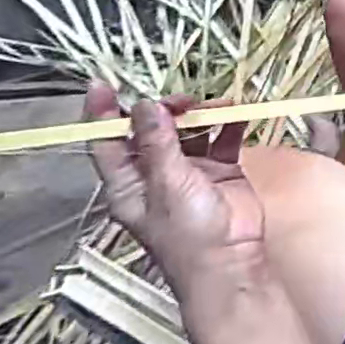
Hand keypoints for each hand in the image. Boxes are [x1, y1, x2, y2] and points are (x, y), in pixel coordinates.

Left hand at [85, 84, 264, 289]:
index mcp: (129, 182)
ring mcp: (191, 172)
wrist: (230, 258)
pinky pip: (225, 139)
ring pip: (192, 132)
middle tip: (187, 99)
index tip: (103, 85)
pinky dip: (232, 125)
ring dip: (204, 115)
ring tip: (221, 105)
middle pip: (155, 131)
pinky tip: (241, 115)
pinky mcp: (223, 171)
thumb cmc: (188, 231)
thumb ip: (159, 144)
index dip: (103, 114)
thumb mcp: (169, 184)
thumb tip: (145, 107)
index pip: (109, 142)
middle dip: (168, 110)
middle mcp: (157, 174)